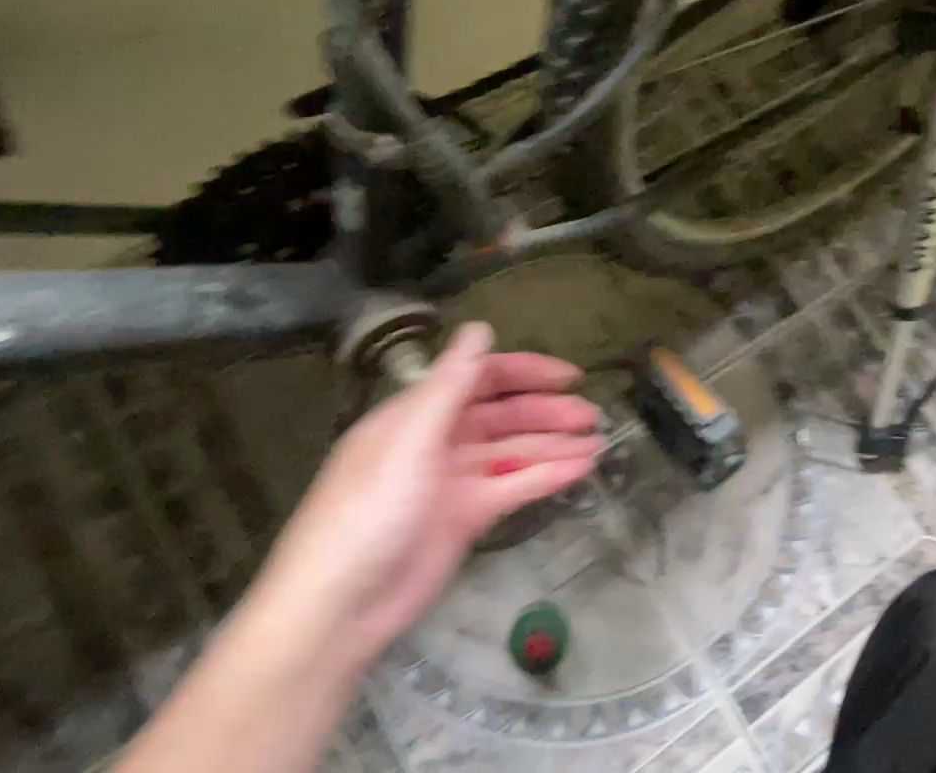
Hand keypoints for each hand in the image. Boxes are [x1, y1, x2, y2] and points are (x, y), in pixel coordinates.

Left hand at [248, 323, 600, 667]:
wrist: (338, 607)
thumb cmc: (367, 513)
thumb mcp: (408, 442)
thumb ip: (448, 386)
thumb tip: (479, 328)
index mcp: (418, 414)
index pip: (479, 379)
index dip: (524, 372)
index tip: (568, 376)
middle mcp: (439, 440)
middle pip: (502, 415)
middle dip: (546, 412)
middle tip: (591, 415)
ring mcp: (454, 481)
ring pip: (513, 452)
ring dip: (553, 445)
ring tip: (597, 444)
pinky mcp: (466, 518)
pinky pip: (513, 488)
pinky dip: (545, 477)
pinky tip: (578, 471)